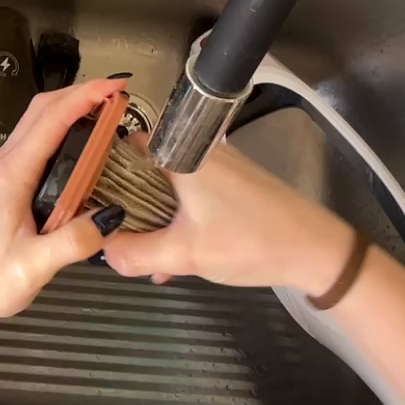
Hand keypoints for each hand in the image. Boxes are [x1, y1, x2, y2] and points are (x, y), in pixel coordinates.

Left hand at [0, 77, 131, 375]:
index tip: (116, 87)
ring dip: (70, 109)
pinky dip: (61, 131)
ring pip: (36, 124)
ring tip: (105, 112)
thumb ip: (76, 240)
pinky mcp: (6, 186)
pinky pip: (35, 143)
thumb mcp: (36, 265)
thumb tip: (112, 215)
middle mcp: (5, 166)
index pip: (51, 120)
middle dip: (80, 93)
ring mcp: (3, 174)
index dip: (85, 97)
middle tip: (117, 93)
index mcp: (12, 175)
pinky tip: (81, 146)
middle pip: (41, 110)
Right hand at [102, 139, 356, 293]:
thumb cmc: (251, 241)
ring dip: (151, 220)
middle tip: (115, 238)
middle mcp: (197, 152)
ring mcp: (216, 167)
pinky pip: (187, 198)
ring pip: (165, 188)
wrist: (317, 250)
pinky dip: (174, 222)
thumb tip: (102, 251)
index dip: (100, 170)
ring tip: (144, 258)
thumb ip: (136, 253)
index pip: (125, 145)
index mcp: (182, 155)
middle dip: (126, 206)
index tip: (86, 200)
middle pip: (142, 169)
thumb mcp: (186, 254)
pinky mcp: (231, 185)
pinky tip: (173, 259)